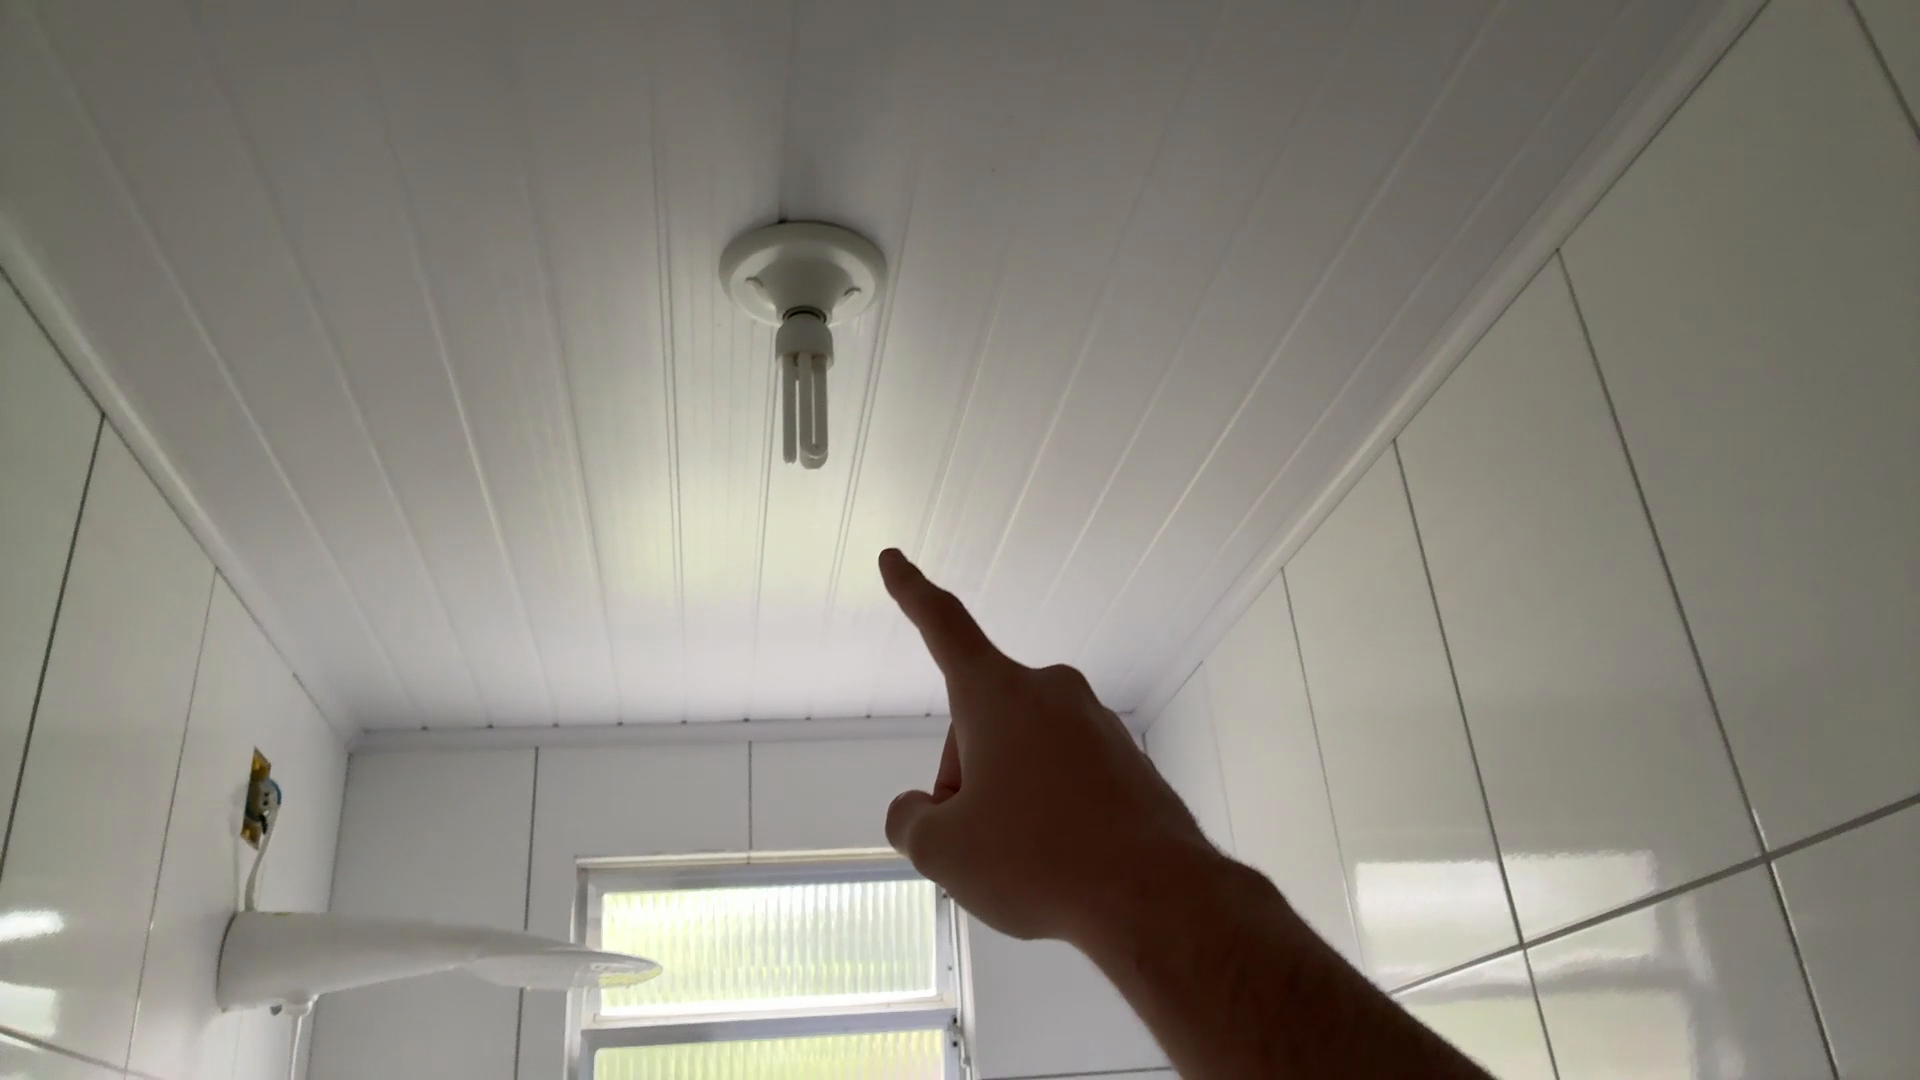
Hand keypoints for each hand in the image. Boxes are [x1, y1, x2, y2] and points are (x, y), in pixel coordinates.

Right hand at [879, 548, 1216, 944]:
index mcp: (998, 694)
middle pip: (980, 719)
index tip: (894, 557)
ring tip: (1028, 857)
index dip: (911, 592)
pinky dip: (1052, 805)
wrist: (1157, 898)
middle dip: (965, 773)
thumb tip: (921, 809)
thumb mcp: (945, 851)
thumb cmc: (1037, 859)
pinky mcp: (1127, 757)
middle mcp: (1048, 691)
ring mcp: (1095, 721)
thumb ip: (911, 820)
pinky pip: (1067, 771)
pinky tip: (1065, 856)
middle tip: (977, 841)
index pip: (943, 626)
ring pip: (1023, 748)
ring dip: (1008, 791)